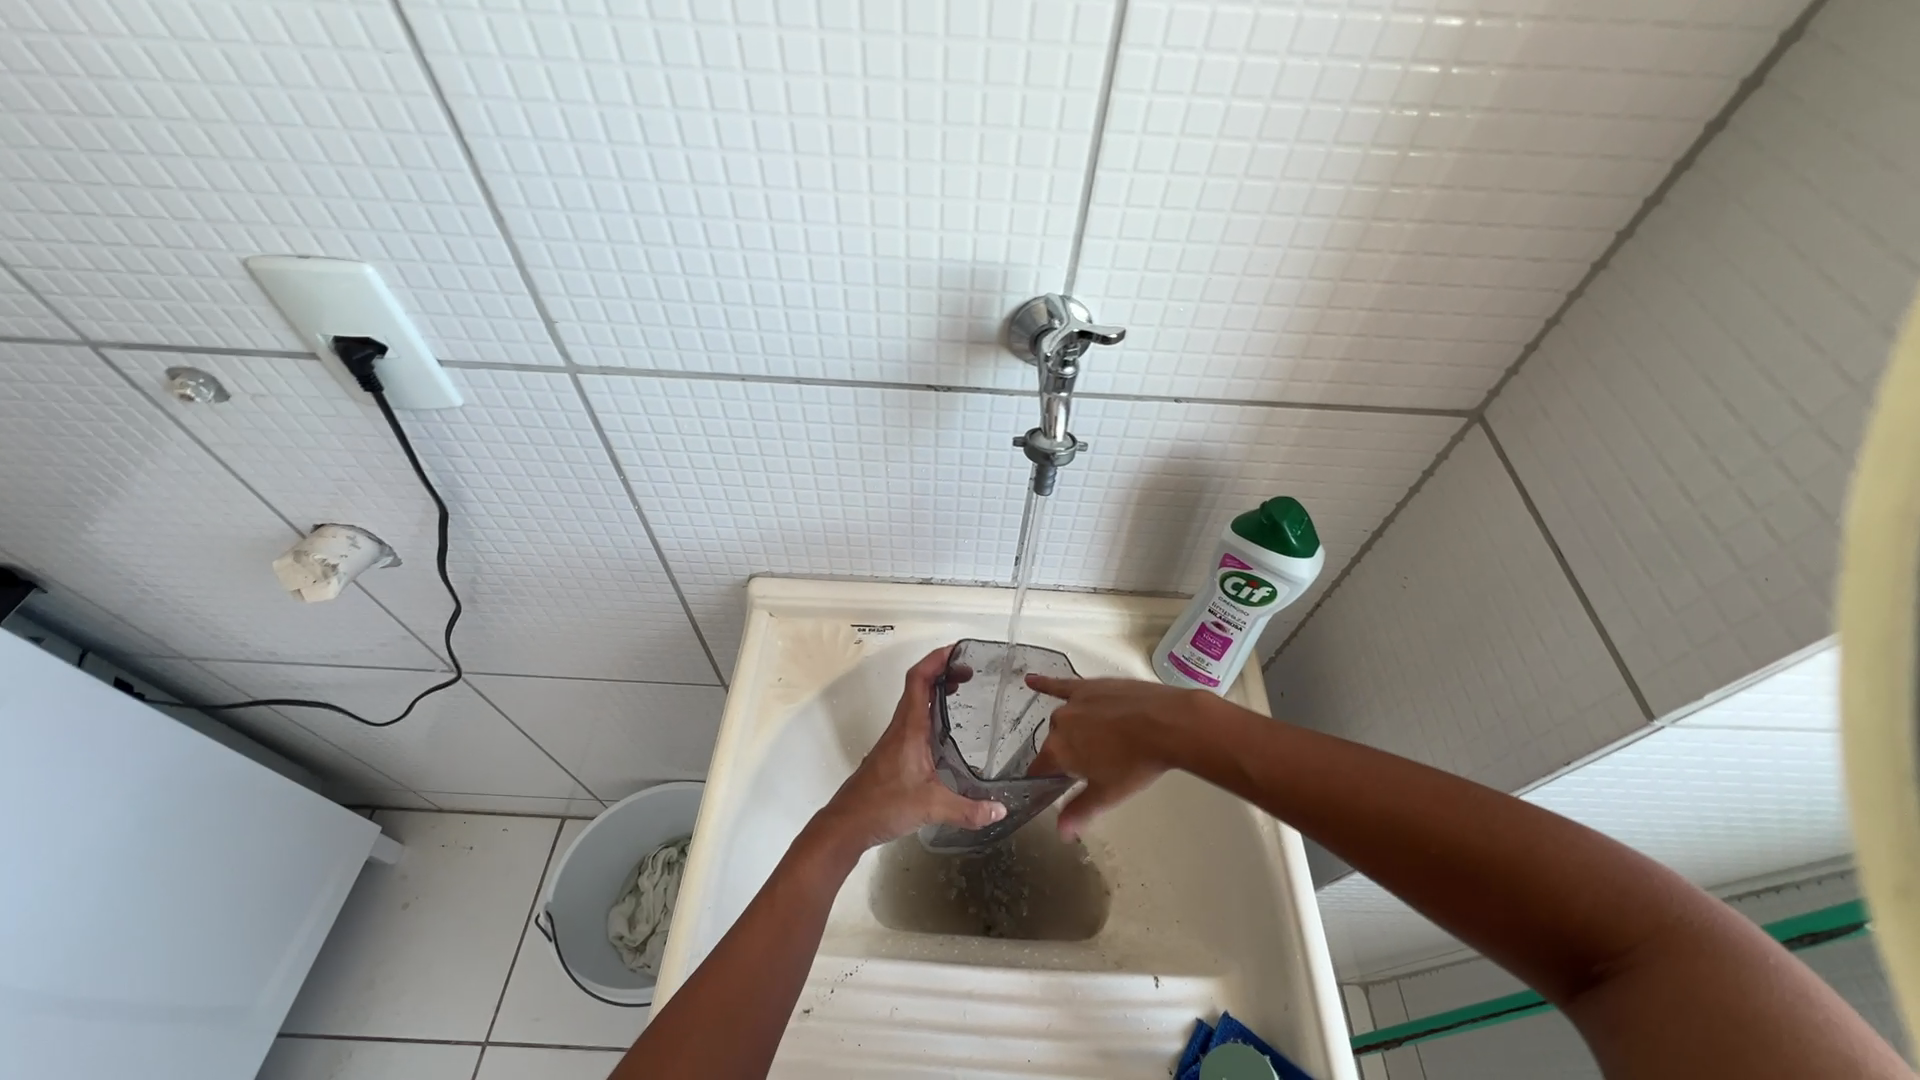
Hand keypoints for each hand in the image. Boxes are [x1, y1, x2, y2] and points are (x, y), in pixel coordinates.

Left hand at [812, 646, 1006, 852]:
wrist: (847, 823)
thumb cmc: (883, 806)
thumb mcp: (931, 807)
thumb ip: (968, 810)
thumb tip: (1000, 809)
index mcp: (909, 728)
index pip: (919, 679)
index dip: (936, 659)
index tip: (958, 651)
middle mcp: (901, 727)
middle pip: (917, 684)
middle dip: (942, 670)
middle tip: (968, 671)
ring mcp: (895, 739)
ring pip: (914, 701)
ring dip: (935, 689)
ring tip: (960, 689)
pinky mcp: (893, 752)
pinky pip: (913, 719)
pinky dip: (930, 710)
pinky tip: (944, 727)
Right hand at [1025, 675, 1201, 840]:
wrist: (1167, 723)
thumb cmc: (1137, 762)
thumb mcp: (1109, 794)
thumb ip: (1080, 811)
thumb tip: (1061, 833)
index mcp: (1057, 752)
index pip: (1039, 770)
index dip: (1046, 780)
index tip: (1053, 787)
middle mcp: (1058, 724)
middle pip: (1055, 745)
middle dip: (1068, 756)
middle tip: (1093, 767)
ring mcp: (1073, 702)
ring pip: (1064, 722)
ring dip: (1073, 731)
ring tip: (1096, 741)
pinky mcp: (1089, 686)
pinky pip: (1060, 685)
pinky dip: (1044, 683)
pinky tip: (1031, 680)